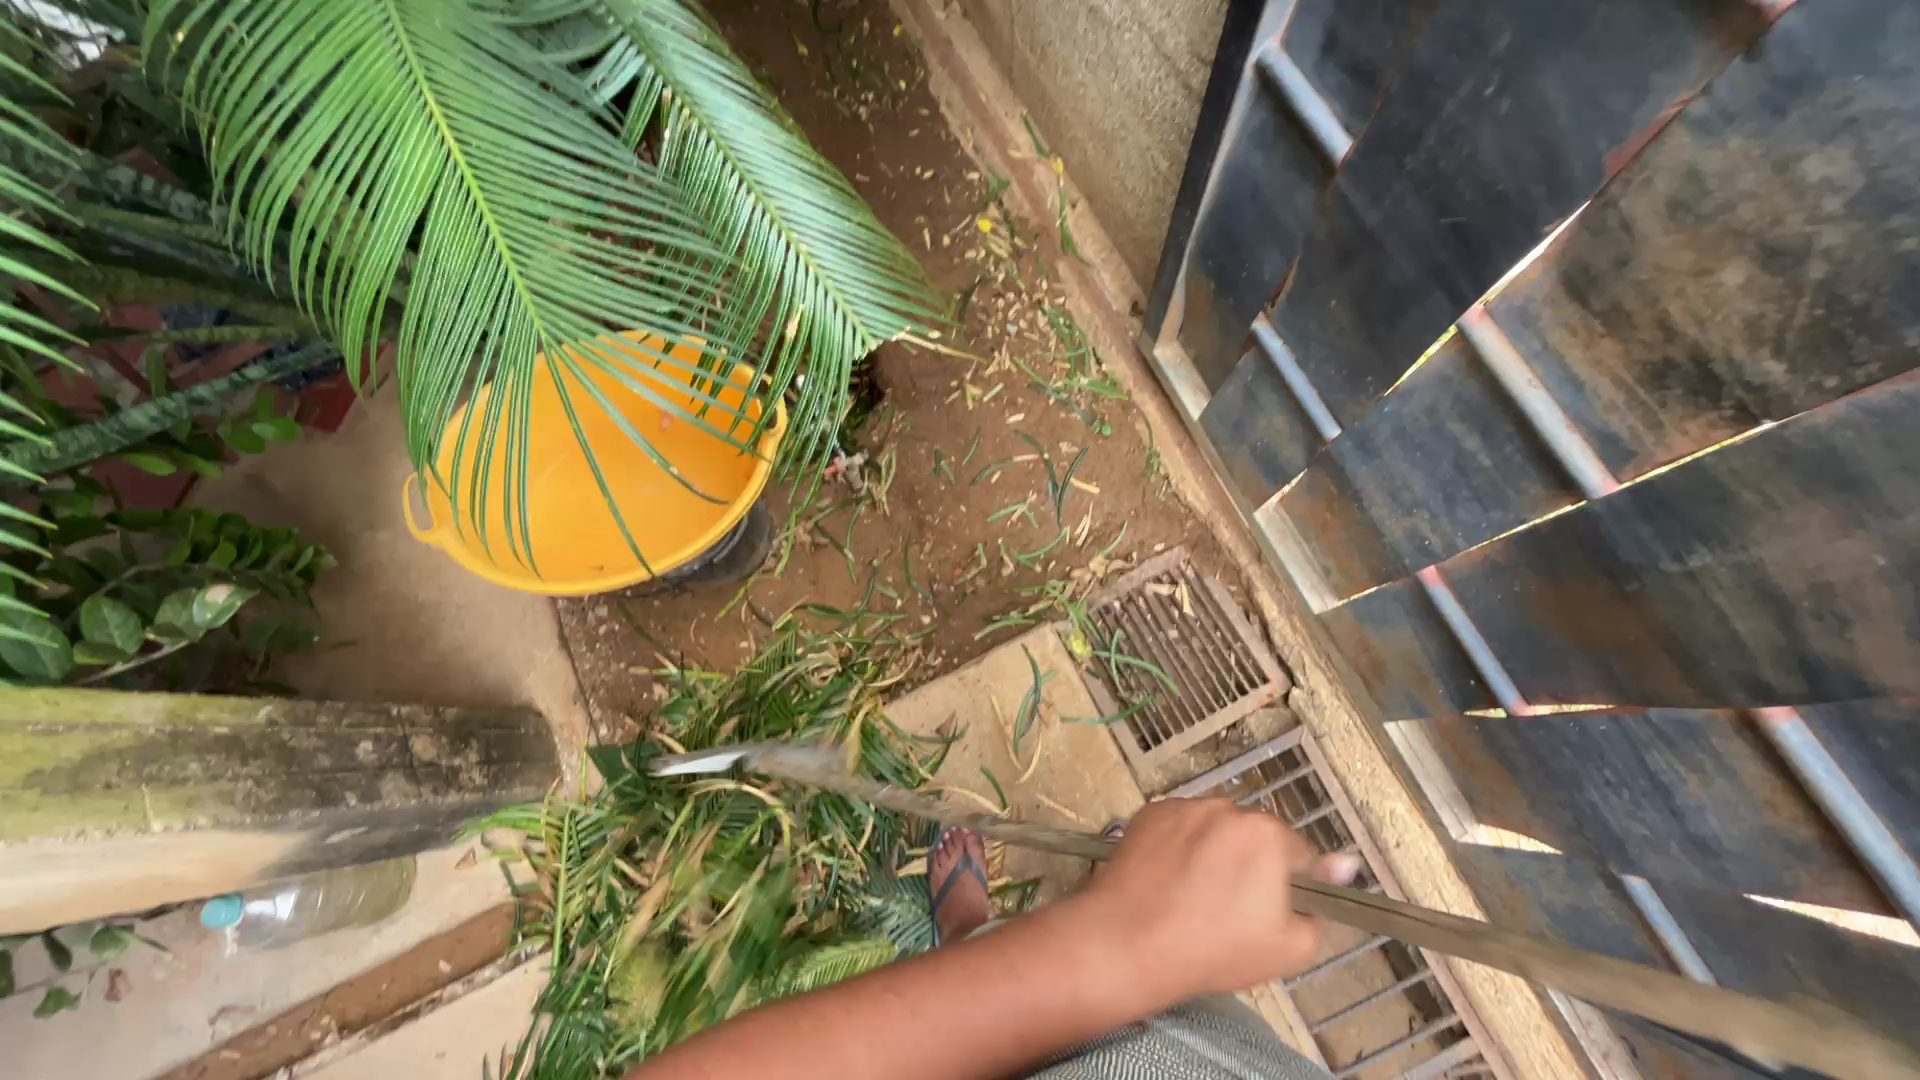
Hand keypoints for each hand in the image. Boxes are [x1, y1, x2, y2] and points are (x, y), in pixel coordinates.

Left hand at [1074, 797, 1361, 1003]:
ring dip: (1212, 850)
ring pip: (1212, 828)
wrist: (1130, 940)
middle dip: (1250, 863)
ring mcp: (1182, 806)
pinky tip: (1168, 878)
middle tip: (1231, 905)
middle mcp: (1225, 807)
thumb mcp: (1290, 948)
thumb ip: (1321, 907)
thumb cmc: (1215, 948)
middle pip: (1252, 835)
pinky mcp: (1148, 812)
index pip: (1298, 853)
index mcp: (1267, 833)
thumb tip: (1344, 866)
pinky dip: (1178, 845)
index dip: (1291, 883)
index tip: (1272, 907)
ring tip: (1193, 892)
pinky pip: (1177, 826)